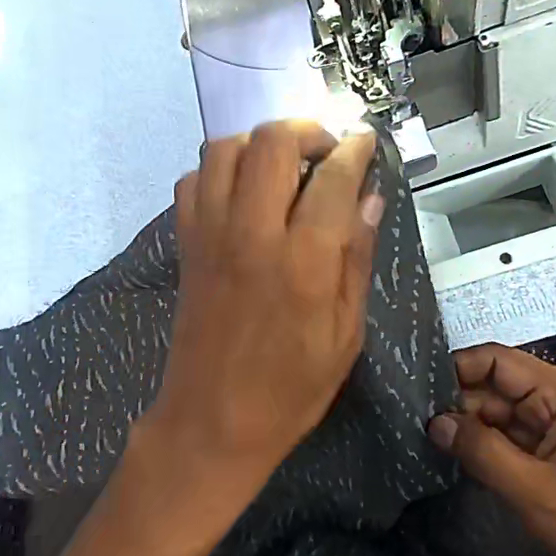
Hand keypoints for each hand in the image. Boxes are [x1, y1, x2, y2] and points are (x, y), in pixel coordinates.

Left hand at [148, 120, 382, 488]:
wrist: (212, 423)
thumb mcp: (347, 333)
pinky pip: (194, 180)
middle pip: (272, 143)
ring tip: (286, 166)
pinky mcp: (185, 245)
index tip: (365, 142)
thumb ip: (357, 258)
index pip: (333, 178)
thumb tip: (370, 199)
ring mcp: (210, 235)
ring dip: (260, 143)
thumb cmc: (292, 388)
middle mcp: (252, 233)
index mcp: (303, 261)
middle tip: (327, 151)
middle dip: (306, 132)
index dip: (354, 151)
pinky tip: (244, 193)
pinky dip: (221, 170)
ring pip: (224, 149)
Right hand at [428, 344, 555, 555]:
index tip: (412, 390)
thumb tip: (435, 421)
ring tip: (417, 438)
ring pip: (502, 415)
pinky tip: (452, 457)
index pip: (496, 360)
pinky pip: (514, 440)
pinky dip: (487, 448)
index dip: (455, 369)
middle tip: (405, 421)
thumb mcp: (536, 492)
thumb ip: (483, 452)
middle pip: (496, 387)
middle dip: (456, 401)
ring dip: (468, 427)